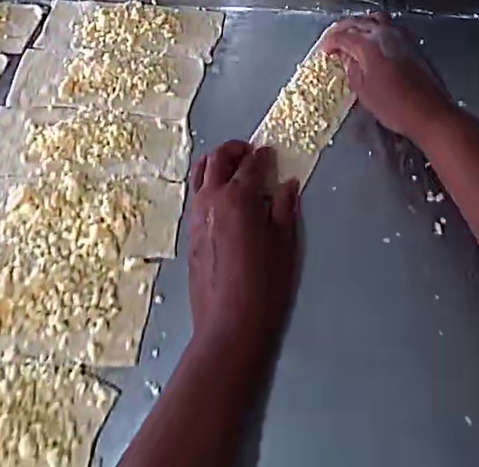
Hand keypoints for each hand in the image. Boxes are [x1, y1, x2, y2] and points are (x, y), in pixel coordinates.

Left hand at [186, 141, 300, 354]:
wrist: (230, 327)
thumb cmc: (266, 283)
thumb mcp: (285, 242)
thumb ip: (285, 206)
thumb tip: (287, 184)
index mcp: (237, 197)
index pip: (251, 163)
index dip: (264, 155)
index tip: (273, 154)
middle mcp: (212, 200)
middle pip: (217, 159)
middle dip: (235, 150)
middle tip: (251, 154)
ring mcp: (196, 217)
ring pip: (201, 174)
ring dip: (218, 165)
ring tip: (236, 171)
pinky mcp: (190, 235)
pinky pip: (197, 196)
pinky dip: (210, 185)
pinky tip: (227, 200)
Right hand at [323, 13, 457, 142]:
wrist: (429, 112)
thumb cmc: (395, 106)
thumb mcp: (364, 92)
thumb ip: (353, 71)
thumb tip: (349, 61)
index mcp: (368, 45)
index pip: (343, 36)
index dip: (331, 42)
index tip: (325, 50)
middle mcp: (384, 34)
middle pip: (358, 22)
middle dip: (343, 29)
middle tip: (335, 39)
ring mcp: (401, 36)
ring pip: (376, 19)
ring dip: (362, 23)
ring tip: (354, 34)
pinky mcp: (412, 43)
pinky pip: (390, 25)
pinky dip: (378, 26)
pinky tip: (376, 38)